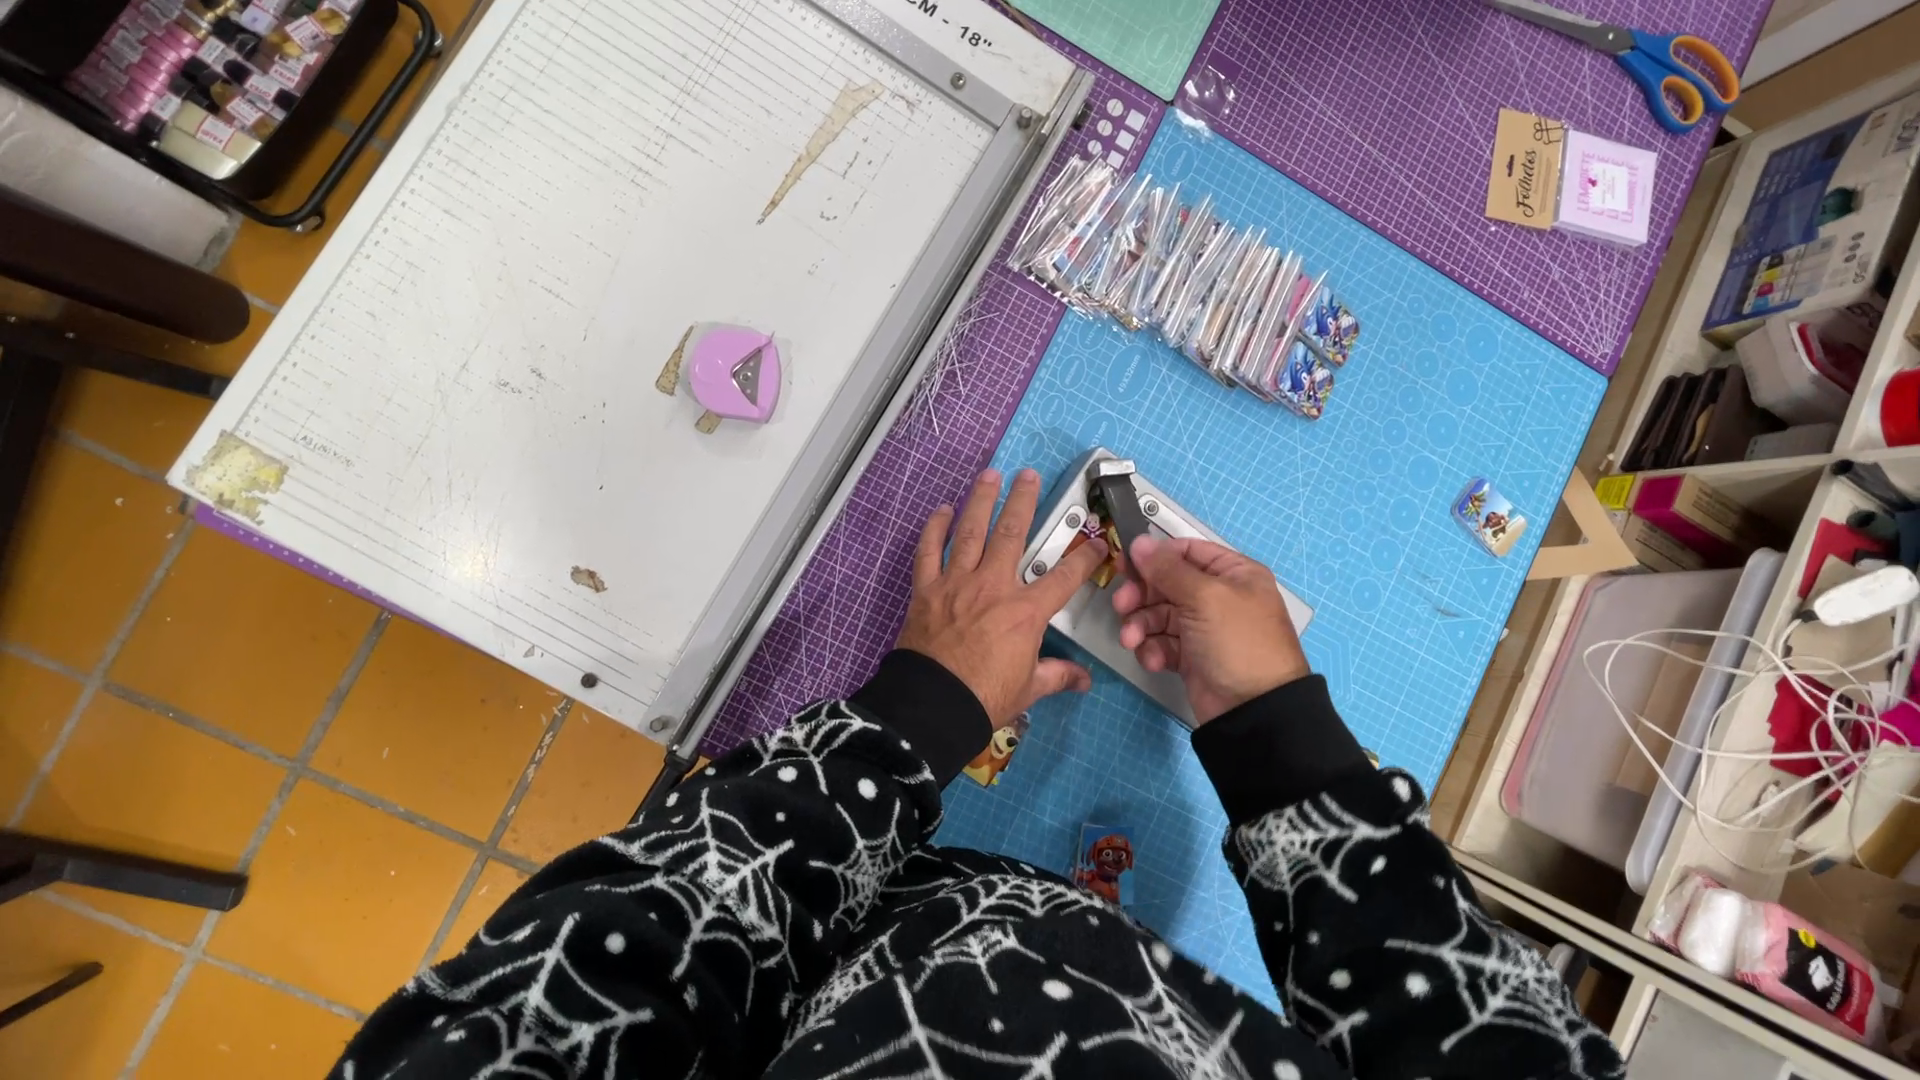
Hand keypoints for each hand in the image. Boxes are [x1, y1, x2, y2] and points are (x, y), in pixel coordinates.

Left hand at [898, 468, 1109, 725]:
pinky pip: (929, 551)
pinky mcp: (927, 590)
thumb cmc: (984, 698)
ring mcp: (957, 584)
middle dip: (1024, 502)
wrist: (933, 705)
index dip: (1085, 558)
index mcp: (1025, 612)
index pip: (1065, 578)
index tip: (1098, 542)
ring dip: (981, 500)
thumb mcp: (1029, 689)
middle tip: (1030, 476)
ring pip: (971, 532)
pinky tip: (942, 510)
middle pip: (1012, 534)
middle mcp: (993, 587)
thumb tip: (1083, 680)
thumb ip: (1056, 676)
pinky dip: (934, 528)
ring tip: (990, 475)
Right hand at [1111, 535, 1309, 724]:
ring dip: (1141, 625)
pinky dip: (1153, 649)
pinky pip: (1162, 642)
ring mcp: (1204, 627)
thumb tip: (1139, 542)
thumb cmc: (1237, 642)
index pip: (1186, 551)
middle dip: (1141, 595)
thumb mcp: (1204, 597)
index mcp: (1232, 573)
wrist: (1253, 710)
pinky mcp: (1191, 655)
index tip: (1124, 564)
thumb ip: (1168, 569)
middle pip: (1166, 583)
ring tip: (1132, 640)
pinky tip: (1153, 660)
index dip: (1154, 557)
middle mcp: (1218, 596)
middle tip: (1122, 605)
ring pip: (1158, 614)